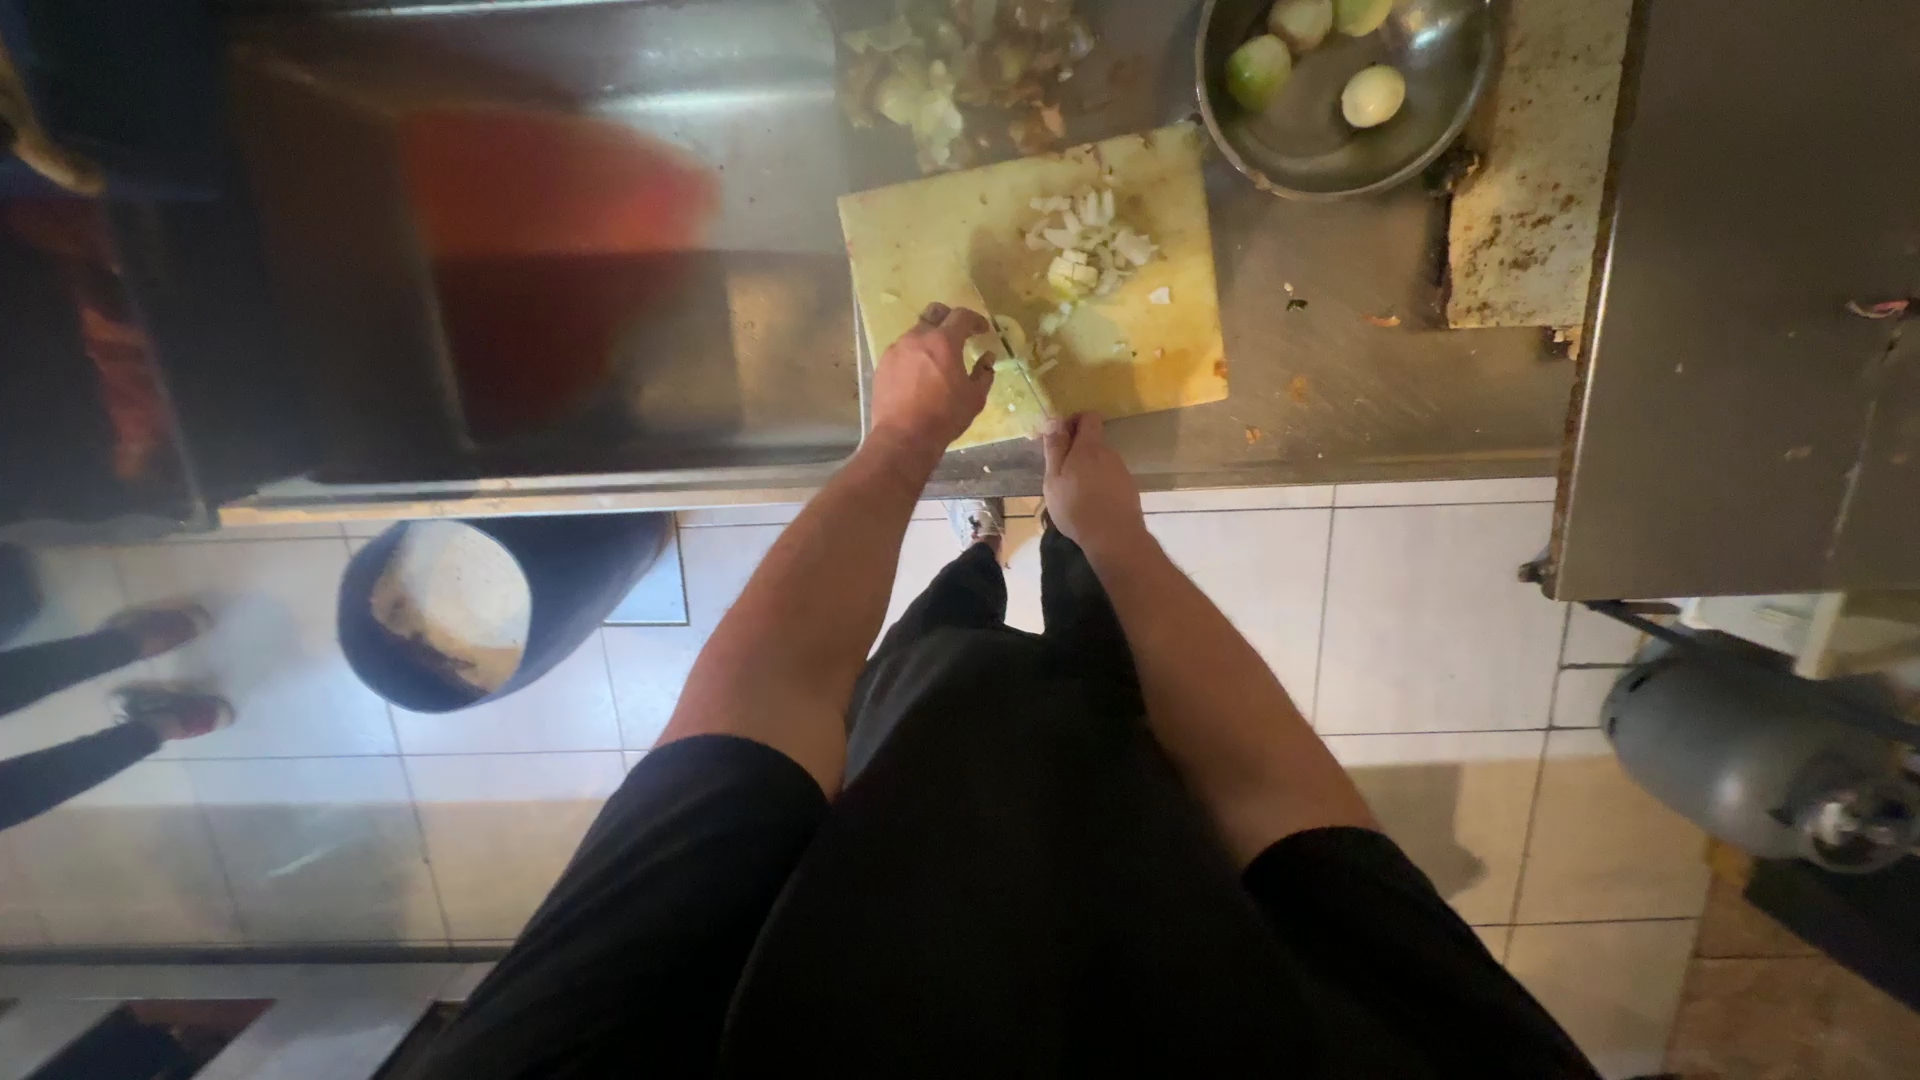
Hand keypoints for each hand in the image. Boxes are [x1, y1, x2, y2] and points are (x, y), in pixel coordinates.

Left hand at [869, 303, 993, 458]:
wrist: (903, 437)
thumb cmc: (945, 417)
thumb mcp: (974, 398)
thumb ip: (984, 373)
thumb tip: (987, 358)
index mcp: (943, 341)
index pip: (961, 316)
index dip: (975, 320)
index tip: (983, 330)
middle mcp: (917, 338)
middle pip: (934, 313)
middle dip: (949, 318)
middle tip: (958, 333)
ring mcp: (896, 350)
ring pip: (915, 333)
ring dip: (929, 339)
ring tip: (937, 359)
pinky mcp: (883, 365)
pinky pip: (901, 351)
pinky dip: (913, 355)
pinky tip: (918, 374)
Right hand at [1042, 412, 1146, 558]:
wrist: (1114, 537)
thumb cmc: (1076, 507)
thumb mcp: (1054, 479)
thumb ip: (1055, 449)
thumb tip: (1053, 420)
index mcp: (1089, 447)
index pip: (1088, 417)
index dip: (1073, 421)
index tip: (1059, 440)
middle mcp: (1109, 453)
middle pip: (1093, 442)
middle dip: (1076, 451)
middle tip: (1061, 475)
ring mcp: (1122, 471)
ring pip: (1101, 462)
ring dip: (1087, 470)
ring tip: (1074, 494)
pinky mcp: (1129, 488)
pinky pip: (1110, 478)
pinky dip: (1099, 485)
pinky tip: (1091, 505)